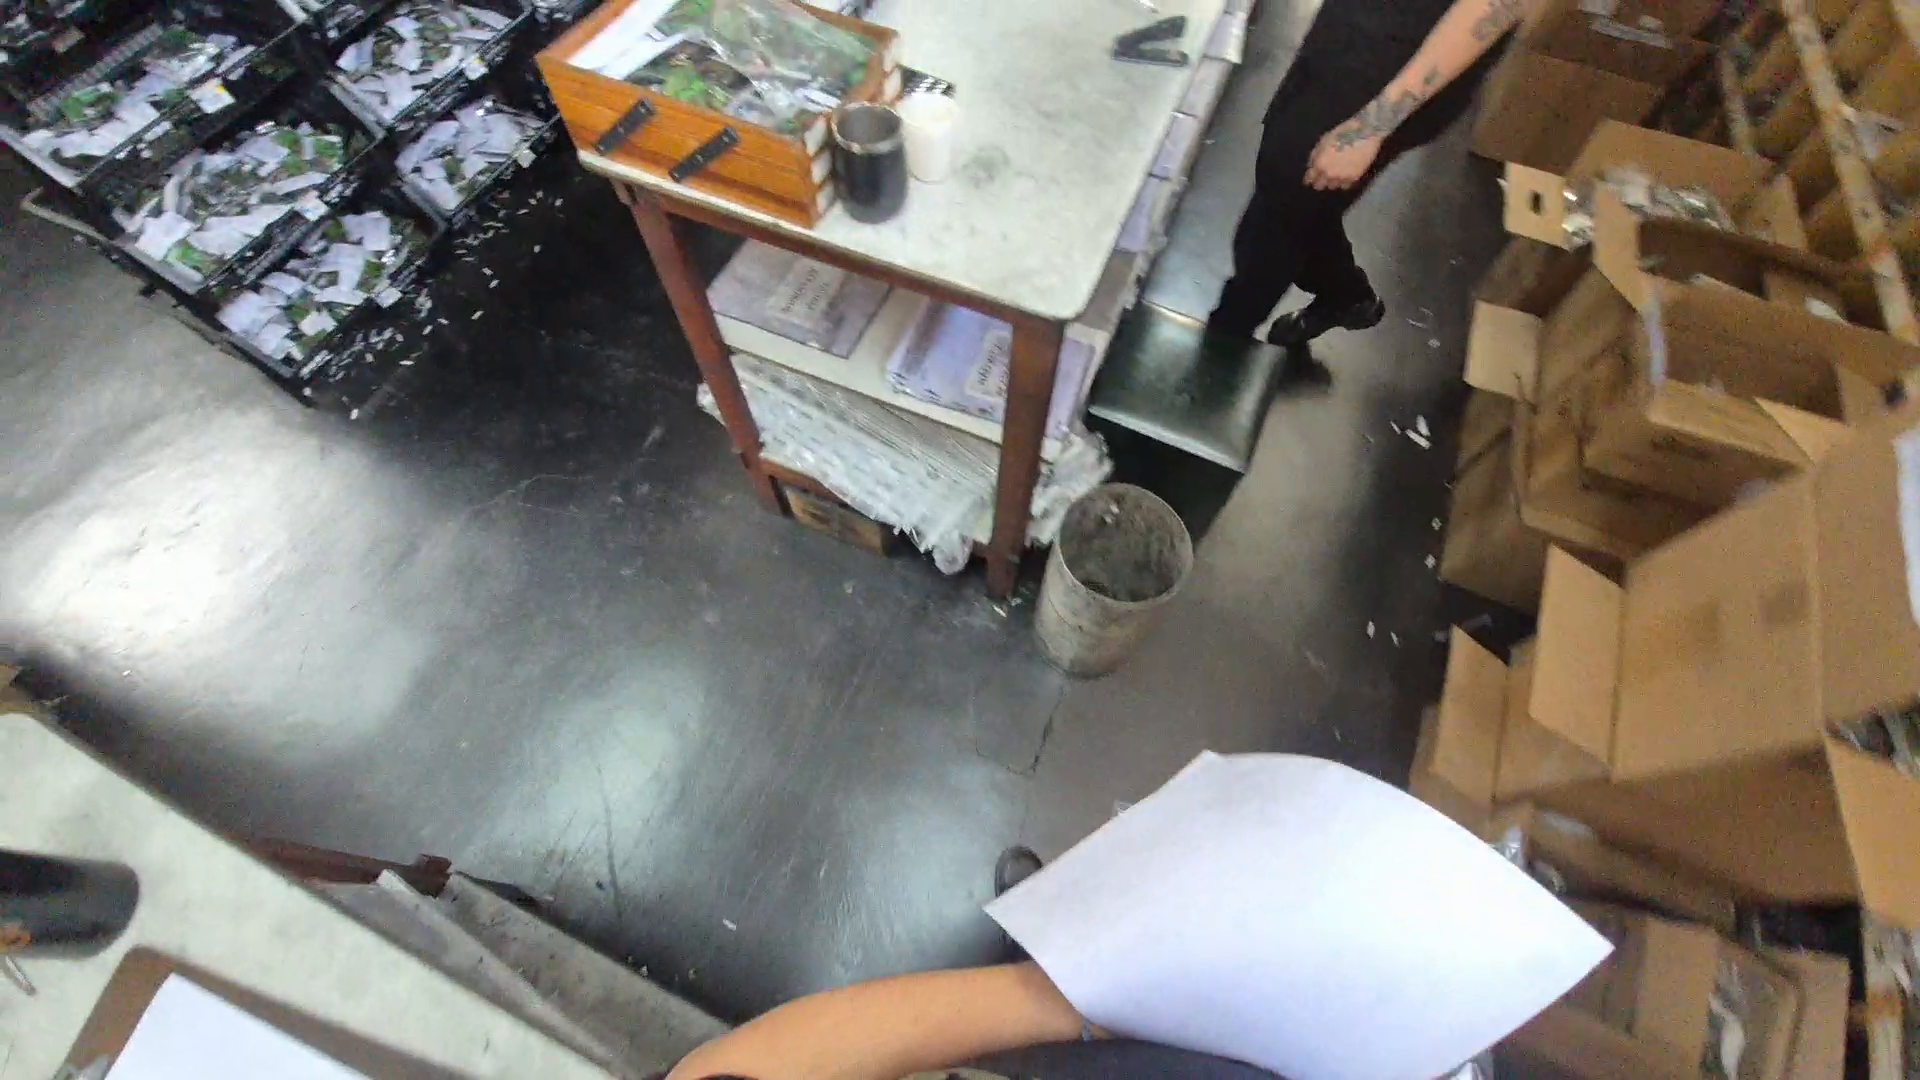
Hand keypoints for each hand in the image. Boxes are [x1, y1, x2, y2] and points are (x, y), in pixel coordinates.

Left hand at [1304, 126, 1383, 189]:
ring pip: (1333, 186)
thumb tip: (1311, 166)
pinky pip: (1346, 185)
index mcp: (1320, 164)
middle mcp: (1329, 174)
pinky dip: (1344, 182)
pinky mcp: (1354, 177)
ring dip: (1333, 181)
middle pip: (1320, 186)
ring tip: (1337, 175)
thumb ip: (1315, 156)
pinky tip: (1346, 176)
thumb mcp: (1323, 141)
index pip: (1309, 179)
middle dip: (1320, 181)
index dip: (1310, 178)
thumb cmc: (1343, 132)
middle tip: (1324, 176)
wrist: (1366, 131)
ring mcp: (1341, 177)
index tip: (1312, 177)